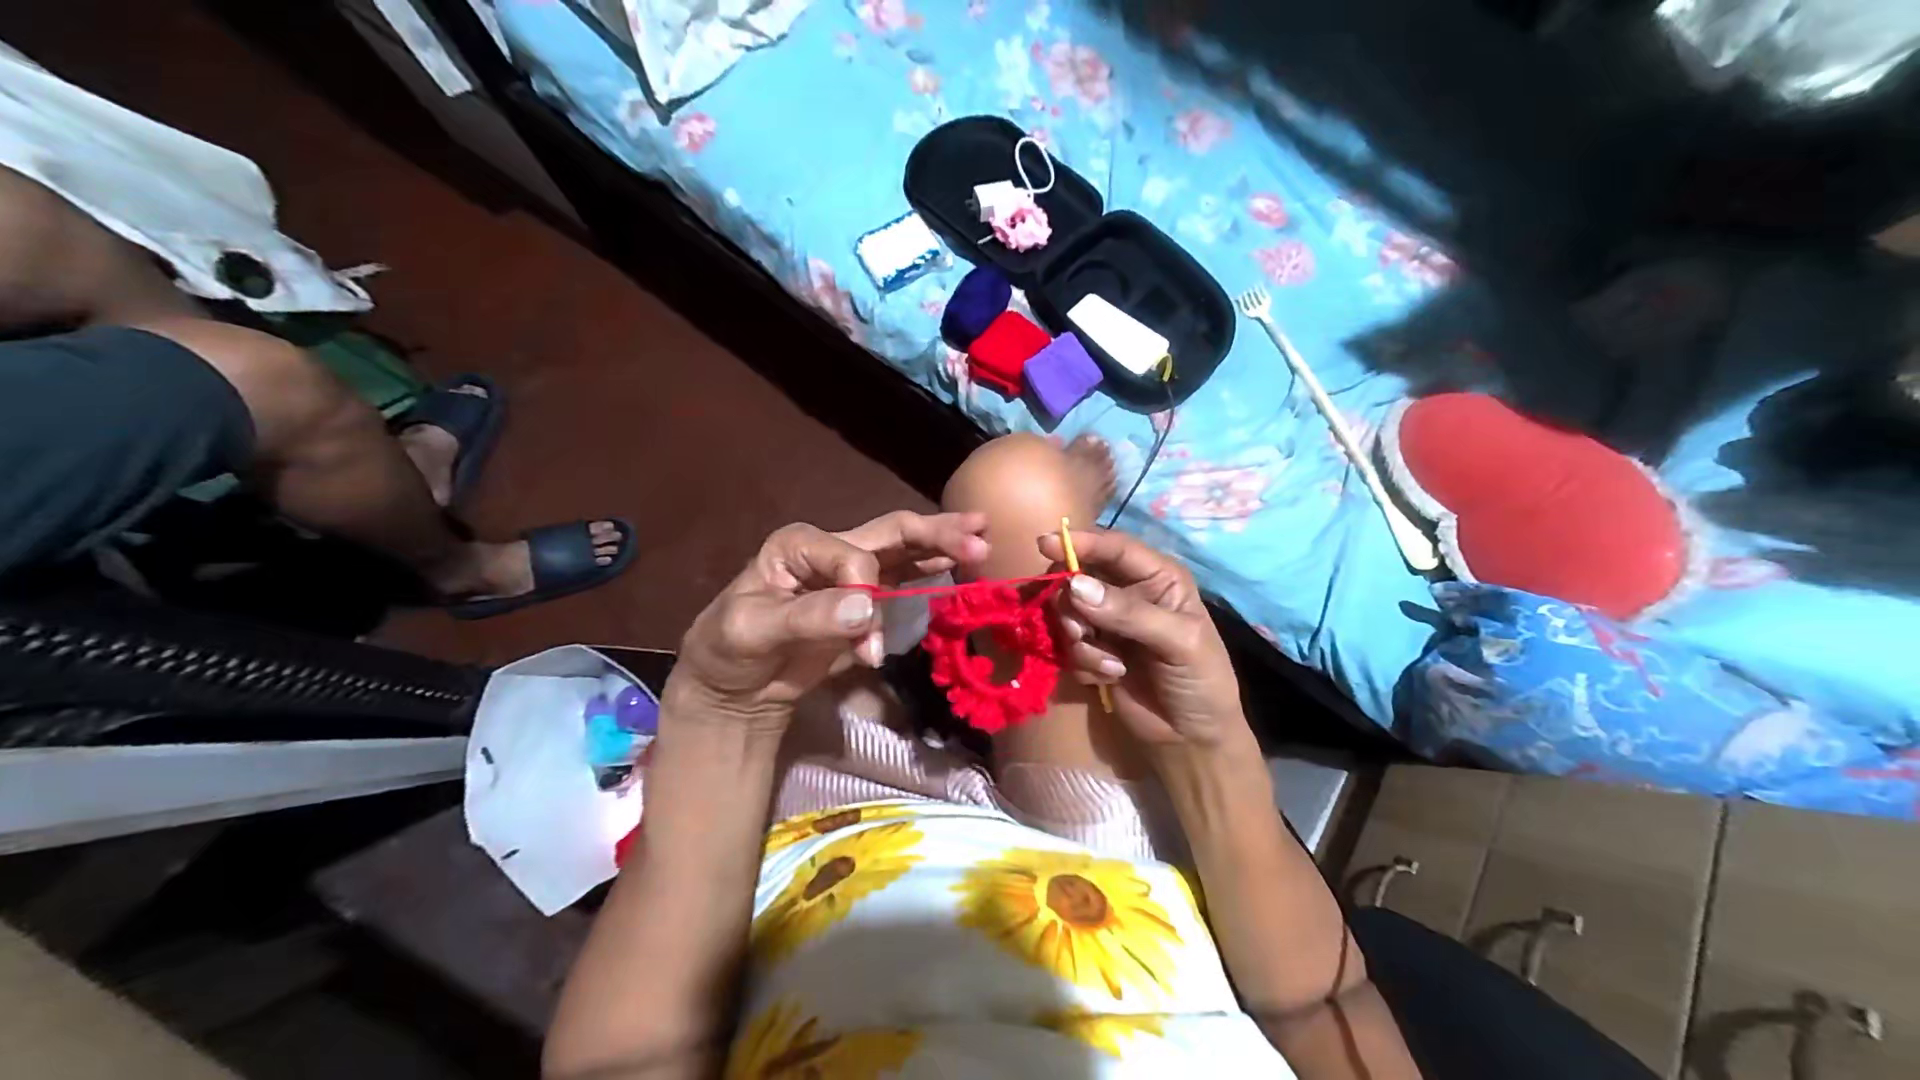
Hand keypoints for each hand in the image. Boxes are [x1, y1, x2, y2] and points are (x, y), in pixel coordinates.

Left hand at [666, 511, 988, 732]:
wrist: (734, 689)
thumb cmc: (730, 650)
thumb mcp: (755, 631)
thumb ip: (811, 617)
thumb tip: (869, 607)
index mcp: (799, 546)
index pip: (852, 555)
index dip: (869, 591)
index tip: (868, 647)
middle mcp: (830, 549)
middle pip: (890, 534)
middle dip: (934, 533)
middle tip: (979, 532)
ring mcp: (850, 575)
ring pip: (903, 552)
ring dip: (940, 547)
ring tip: (981, 538)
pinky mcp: (864, 603)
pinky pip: (902, 583)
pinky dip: (930, 574)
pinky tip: (956, 568)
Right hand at [1038, 528, 1252, 756]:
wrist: (1191, 740)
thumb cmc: (1201, 682)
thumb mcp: (1178, 642)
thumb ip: (1128, 612)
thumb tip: (1075, 585)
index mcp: (1158, 577)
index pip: (1114, 548)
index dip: (1080, 544)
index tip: (1045, 545)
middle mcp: (1128, 593)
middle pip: (1079, 576)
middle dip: (1072, 602)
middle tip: (1080, 629)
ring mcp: (1107, 622)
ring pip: (1067, 611)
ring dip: (1080, 640)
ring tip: (1109, 665)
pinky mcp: (1091, 651)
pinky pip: (1067, 644)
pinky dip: (1082, 661)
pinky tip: (1109, 678)